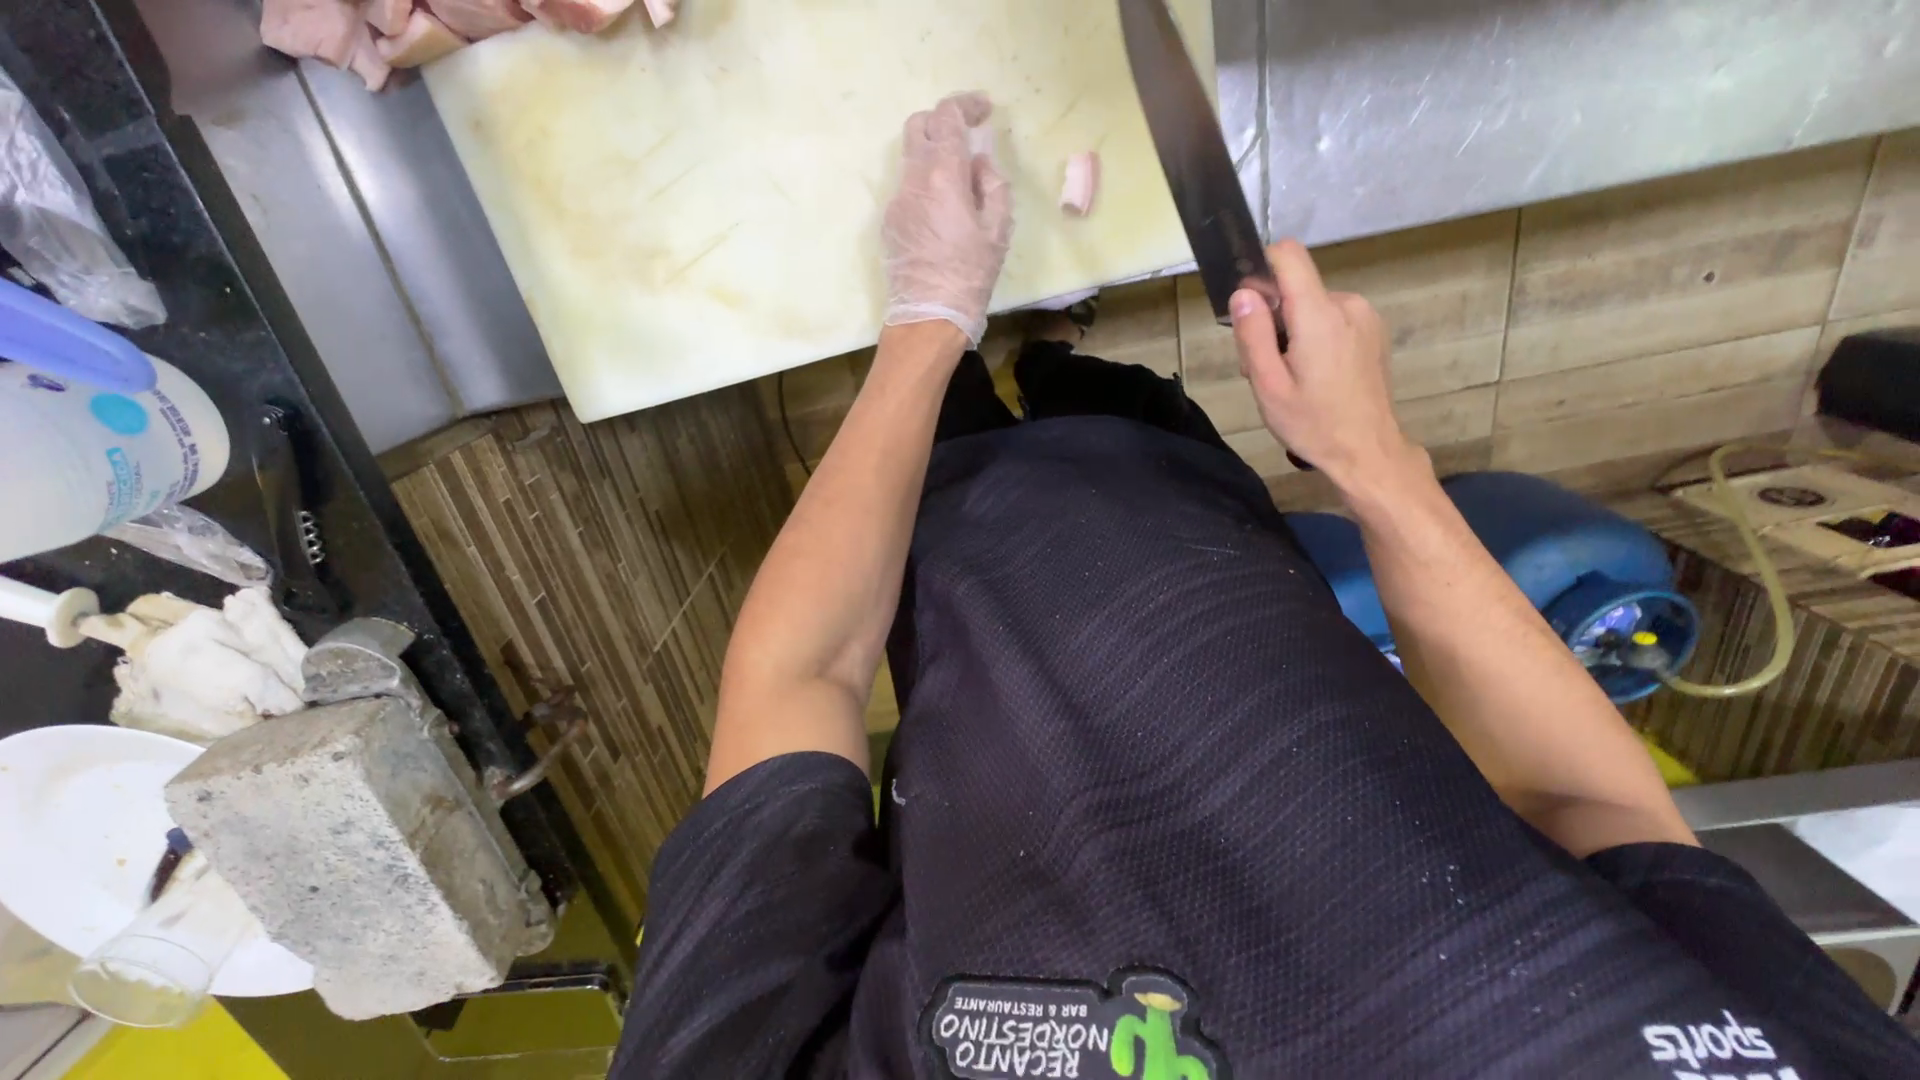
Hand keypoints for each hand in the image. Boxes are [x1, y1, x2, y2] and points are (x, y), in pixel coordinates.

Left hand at [882, 92, 1013, 345]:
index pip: (947, 117)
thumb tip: (978, 164)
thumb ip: (991, 185)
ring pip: (911, 160)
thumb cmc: (970, 276)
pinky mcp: (889, 224)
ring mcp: (896, 202)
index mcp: (942, 175)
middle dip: (942, 123)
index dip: (966, 105)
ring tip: (960, 184)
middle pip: (918, 127)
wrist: (928, 318)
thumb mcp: (998, 229)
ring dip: (934, 158)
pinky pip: (908, 191)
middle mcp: (912, 181)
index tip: (984, 111)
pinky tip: (944, 214)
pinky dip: (926, 186)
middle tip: (967, 137)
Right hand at [1230, 240, 1417, 487]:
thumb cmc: (1313, 424)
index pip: (1288, 256)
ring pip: (1312, 304)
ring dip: (1293, 331)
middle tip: (1266, 367)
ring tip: (1290, 376)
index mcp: (1319, 315)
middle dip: (1272, 318)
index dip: (1261, 270)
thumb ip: (1253, 335)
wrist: (1368, 451)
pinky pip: (1332, 317)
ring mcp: (1365, 316)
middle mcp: (1347, 304)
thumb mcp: (1269, 385)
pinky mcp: (1373, 329)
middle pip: (1296, 287)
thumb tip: (1242, 294)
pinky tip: (1314, 374)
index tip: (1249, 308)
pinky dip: (1315, 337)